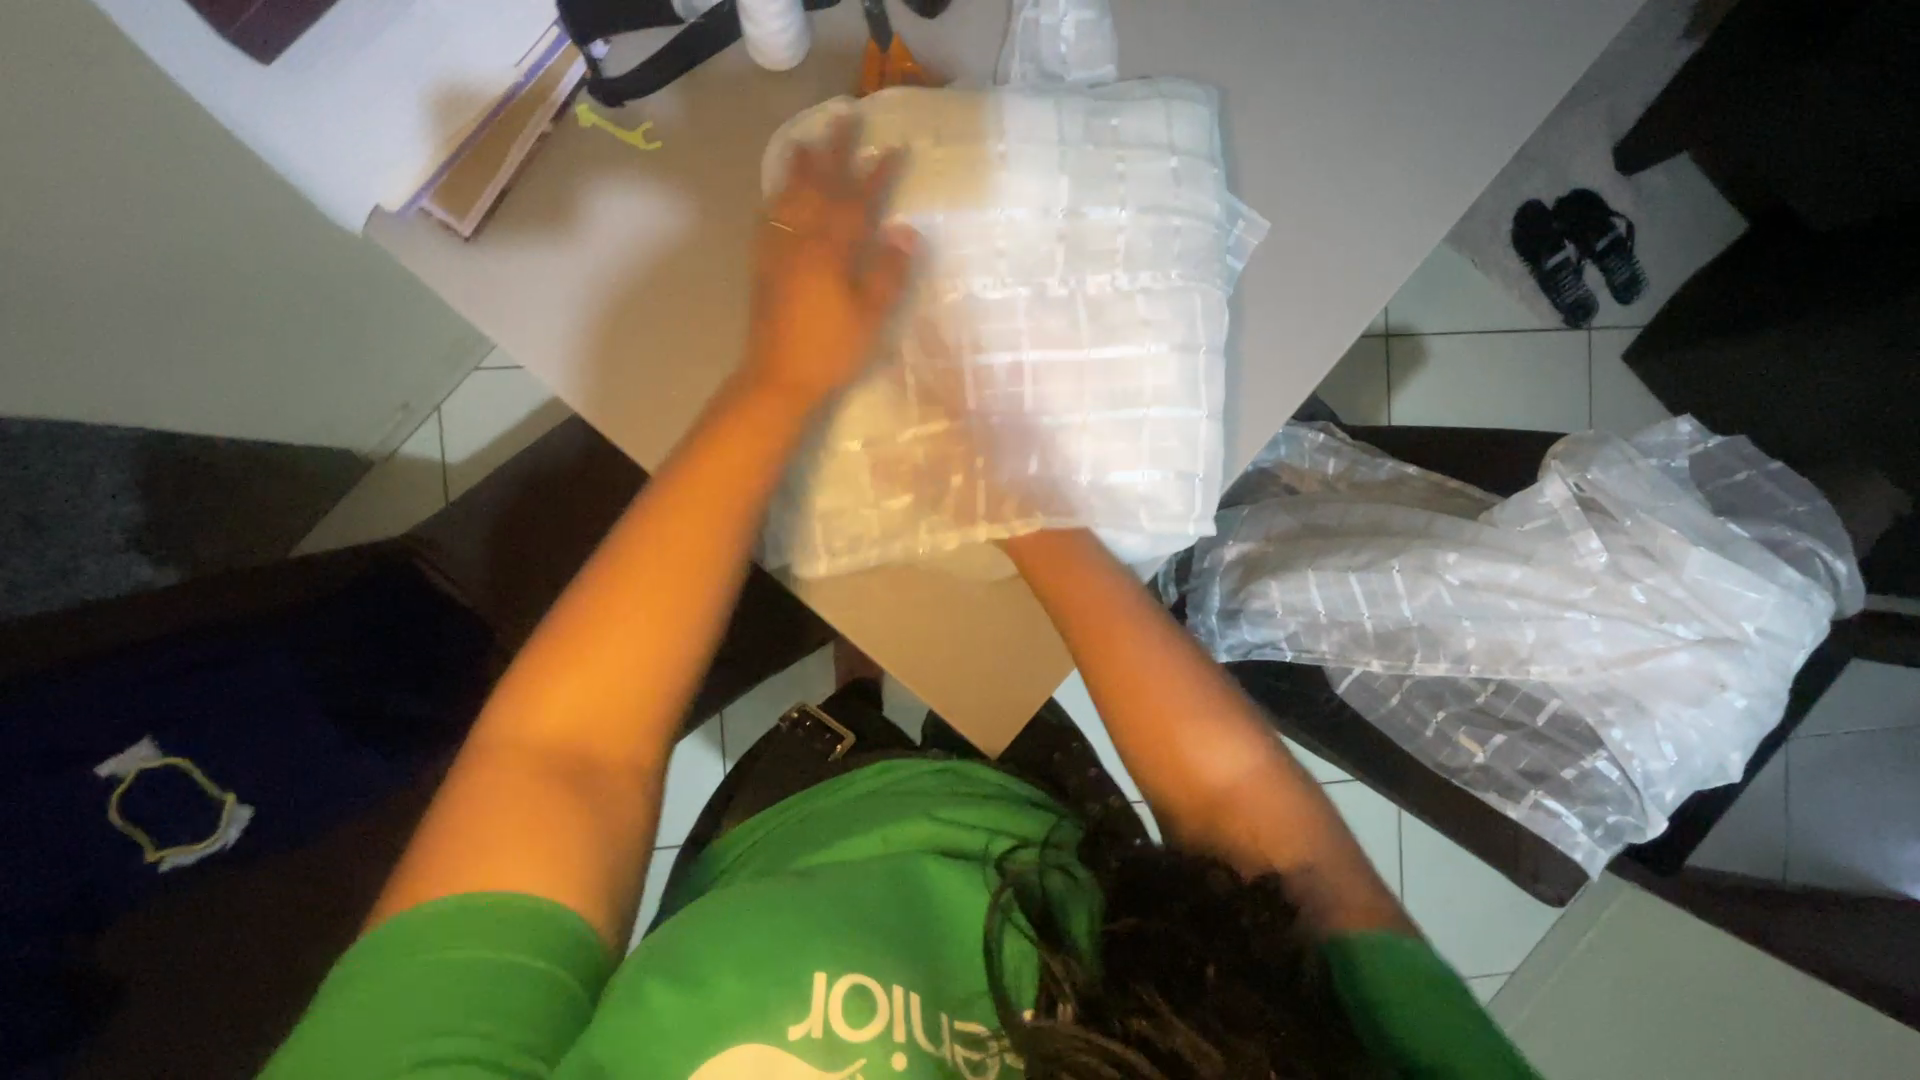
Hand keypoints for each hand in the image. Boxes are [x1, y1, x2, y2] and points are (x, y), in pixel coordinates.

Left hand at [741, 115, 919, 407]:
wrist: (778, 377)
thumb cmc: (831, 351)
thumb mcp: (870, 317)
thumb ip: (887, 273)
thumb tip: (904, 232)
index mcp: (832, 251)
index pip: (858, 202)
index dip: (877, 175)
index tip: (893, 149)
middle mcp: (801, 241)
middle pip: (818, 187)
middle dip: (833, 153)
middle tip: (842, 119)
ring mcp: (778, 253)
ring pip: (789, 199)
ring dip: (798, 168)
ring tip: (803, 141)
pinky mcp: (764, 268)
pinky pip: (769, 221)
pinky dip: (776, 200)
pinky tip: (777, 195)